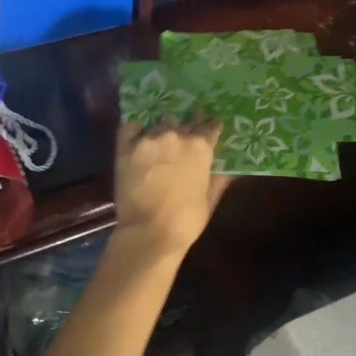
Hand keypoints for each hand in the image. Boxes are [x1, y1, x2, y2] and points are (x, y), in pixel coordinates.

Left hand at [112, 118, 230, 255]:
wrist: (148, 233)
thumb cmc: (186, 220)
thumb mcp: (210, 198)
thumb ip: (219, 177)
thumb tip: (228, 166)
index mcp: (200, 146)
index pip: (211, 126)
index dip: (212, 127)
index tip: (212, 129)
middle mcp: (176, 135)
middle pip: (187, 122)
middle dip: (191, 127)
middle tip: (189, 136)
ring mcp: (149, 138)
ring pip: (161, 124)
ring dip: (165, 131)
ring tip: (163, 143)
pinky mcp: (126, 147)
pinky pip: (131, 127)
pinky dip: (136, 130)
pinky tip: (139, 138)